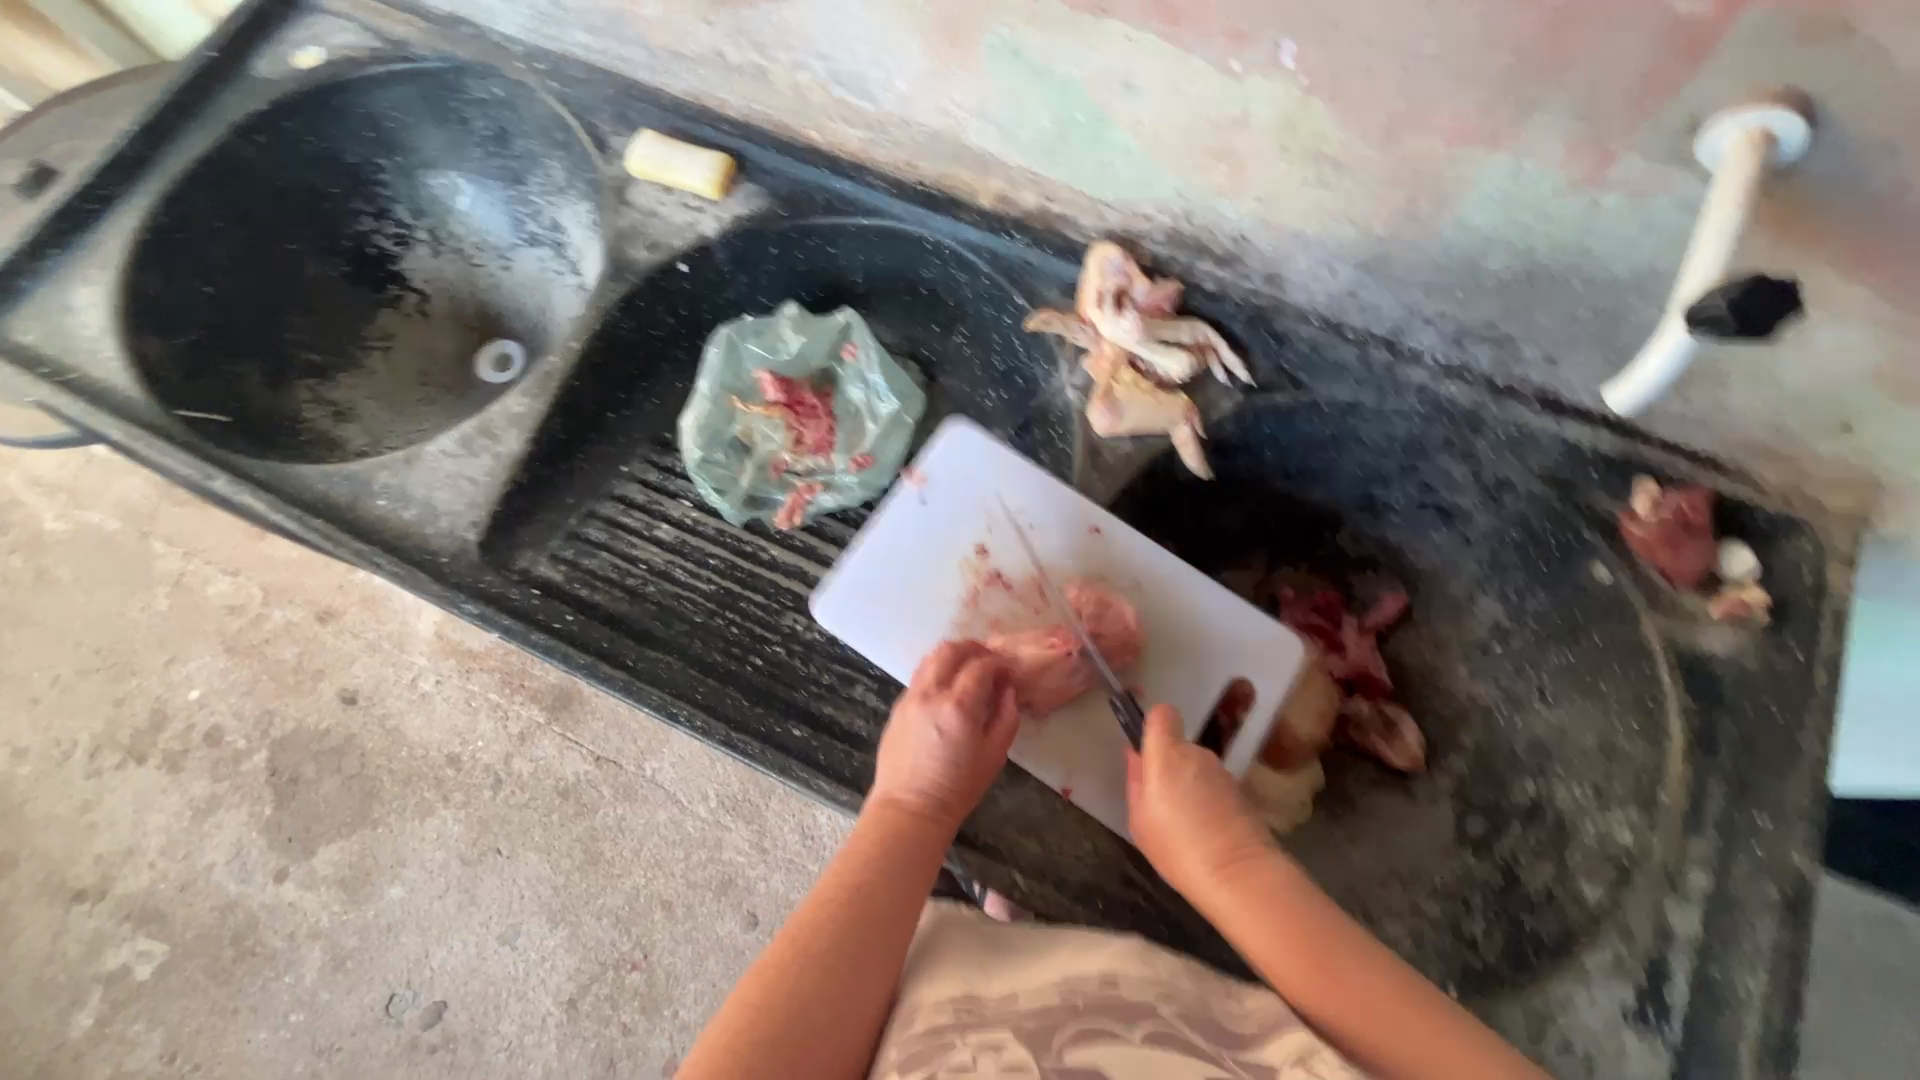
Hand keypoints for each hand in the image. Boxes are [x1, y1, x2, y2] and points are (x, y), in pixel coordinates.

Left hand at [870, 641, 1019, 833]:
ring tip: (967, 668)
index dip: (998, 662)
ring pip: (930, 659)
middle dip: (973, 648)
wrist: (910, 808)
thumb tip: (1008, 690)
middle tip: (988, 659)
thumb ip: (1006, 716)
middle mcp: (931, 694)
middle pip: (950, 650)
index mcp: (959, 706)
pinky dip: (936, 672)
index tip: (1008, 671)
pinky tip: (947, 689)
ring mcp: (910, 698)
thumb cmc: (959, 787)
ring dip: (952, 656)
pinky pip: (919, 677)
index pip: (981, 665)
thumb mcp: (995, 755)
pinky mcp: (898, 707)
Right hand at [1126, 705, 1278, 898]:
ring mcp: (1223, 771)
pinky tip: (1209, 831)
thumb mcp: (1140, 820)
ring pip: (1198, 768)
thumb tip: (1135, 756)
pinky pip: (1215, 787)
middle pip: (1179, 747)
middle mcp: (1197, 754)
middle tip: (1163, 803)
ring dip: (1191, 786)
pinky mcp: (1242, 792)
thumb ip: (1135, 781)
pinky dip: (1210, 801)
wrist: (1239, 875)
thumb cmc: (1177, 846)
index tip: (1147, 751)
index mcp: (1167, 754)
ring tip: (1188, 824)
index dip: (1153, 726)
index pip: (1162, 714)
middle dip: (1170, 766)